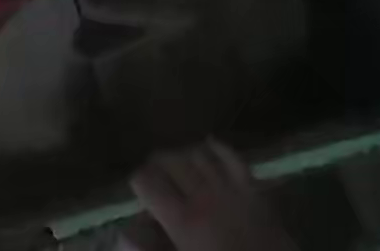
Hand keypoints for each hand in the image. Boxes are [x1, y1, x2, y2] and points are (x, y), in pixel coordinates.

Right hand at [126, 141, 295, 250]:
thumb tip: (123, 235)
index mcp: (183, 222)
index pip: (148, 183)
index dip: (138, 182)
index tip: (136, 190)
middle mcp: (203, 197)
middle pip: (171, 162)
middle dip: (157, 165)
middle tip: (152, 176)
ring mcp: (231, 190)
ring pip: (198, 155)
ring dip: (183, 156)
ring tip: (176, 166)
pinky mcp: (255, 193)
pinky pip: (233, 158)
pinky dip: (218, 148)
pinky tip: (209, 145)